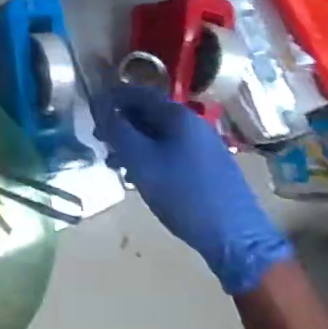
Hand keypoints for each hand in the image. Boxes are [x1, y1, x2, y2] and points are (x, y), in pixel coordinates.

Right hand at [92, 85, 291, 294]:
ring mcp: (204, 145)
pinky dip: (151, 155)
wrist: (235, 235)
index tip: (92, 112)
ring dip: (135, 142)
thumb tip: (101, 106)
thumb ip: (118, 130)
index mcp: (178, 116)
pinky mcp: (209, 166)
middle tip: (101, 141)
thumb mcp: (141, 161)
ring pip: (160, 134)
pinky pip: (172, 150)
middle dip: (122, 123)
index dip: (113, 98)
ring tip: (116, 163)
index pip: (139, 92)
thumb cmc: (182, 193)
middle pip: (150, 112)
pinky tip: (142, 176)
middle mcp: (194, 123)